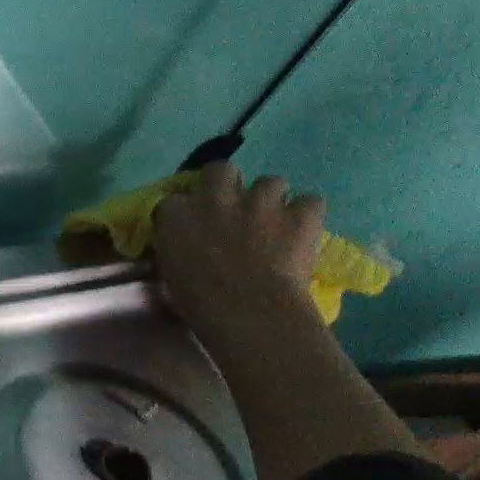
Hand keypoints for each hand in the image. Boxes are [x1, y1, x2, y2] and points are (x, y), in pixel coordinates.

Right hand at [152, 162, 326, 342]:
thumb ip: (176, 245)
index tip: (190, 224)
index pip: (175, 198)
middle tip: (231, 202)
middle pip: (221, 169)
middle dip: (227, 182)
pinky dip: (307, 212)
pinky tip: (303, 227)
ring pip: (271, 181)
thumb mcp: (169, 268)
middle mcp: (216, 199)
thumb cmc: (197, 299)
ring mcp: (261, 204)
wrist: (247, 310)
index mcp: (177, 214)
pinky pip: (310, 201)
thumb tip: (184, 243)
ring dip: (270, 197)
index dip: (186, 210)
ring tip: (273, 218)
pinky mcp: (300, 216)